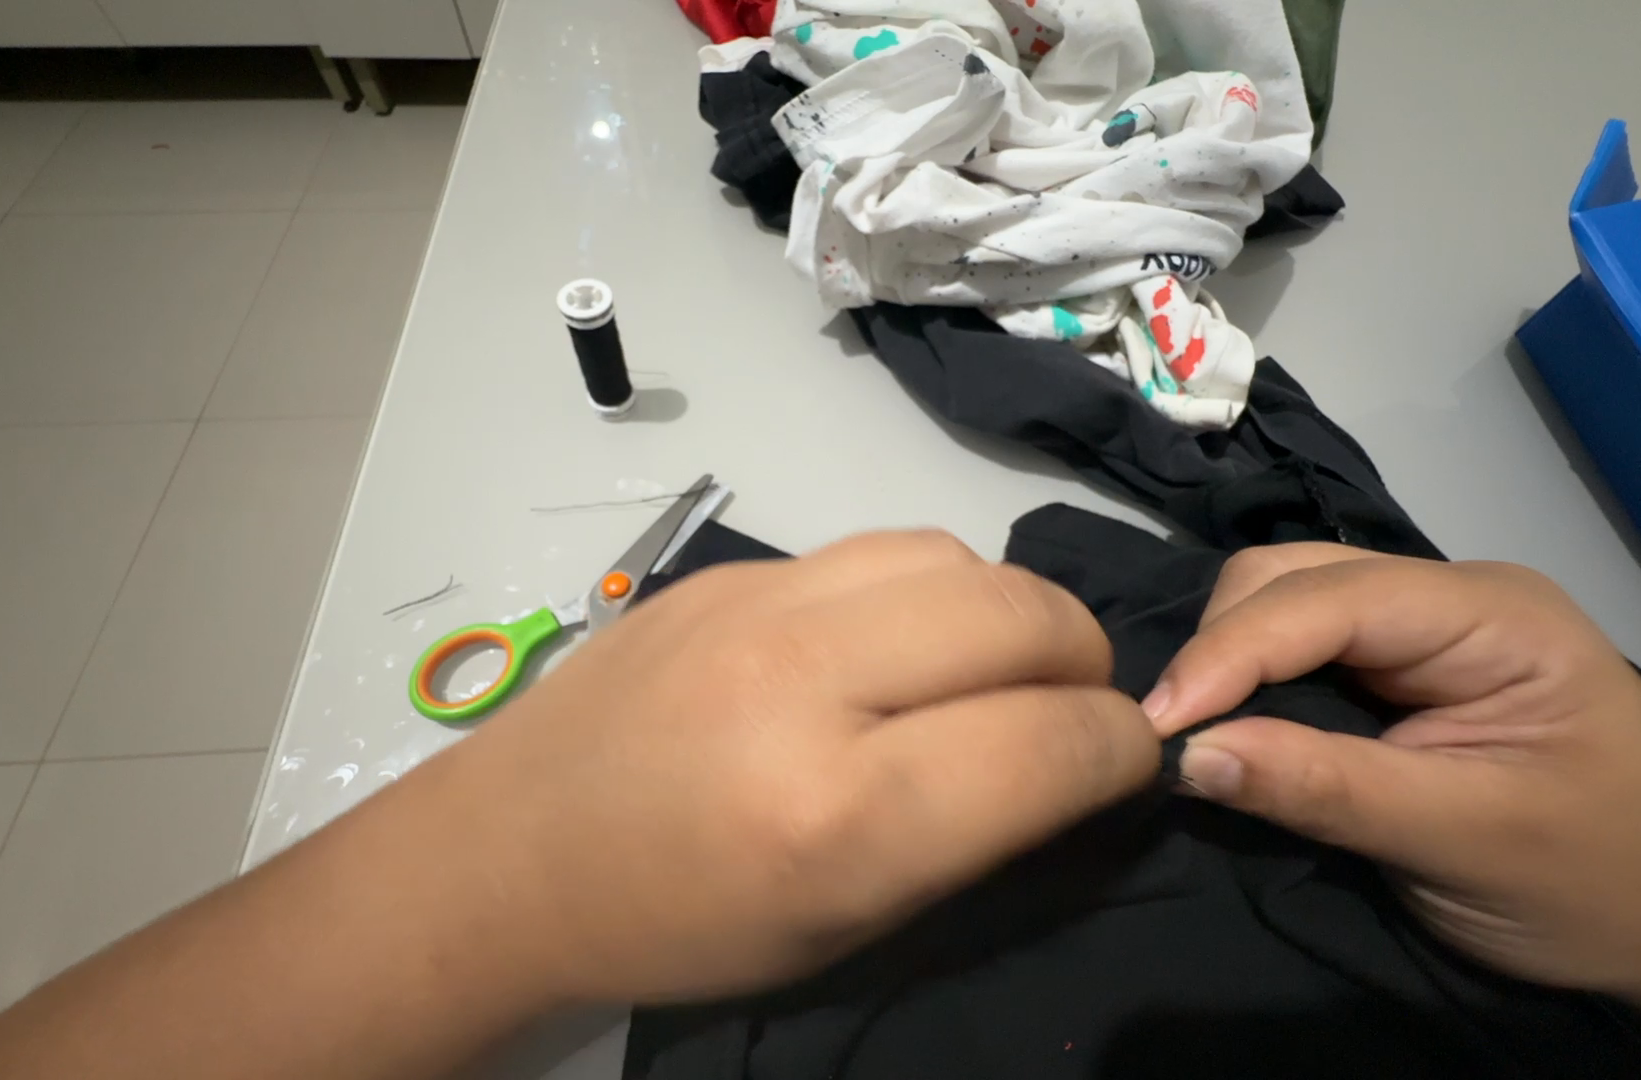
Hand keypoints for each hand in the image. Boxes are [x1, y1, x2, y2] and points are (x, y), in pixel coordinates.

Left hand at [444, 530, 1160, 1004]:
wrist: (518, 845)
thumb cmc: (681, 920)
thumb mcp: (845, 923)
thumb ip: (975, 834)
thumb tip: (1071, 758)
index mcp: (839, 812)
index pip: (1050, 743)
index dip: (1118, 750)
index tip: (1122, 758)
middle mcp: (804, 681)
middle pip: (1019, 613)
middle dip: (1081, 658)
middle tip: (1071, 700)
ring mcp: (759, 603)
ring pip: (953, 556)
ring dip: (1006, 607)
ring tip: (992, 657)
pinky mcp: (731, 568)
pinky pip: (875, 549)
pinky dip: (924, 589)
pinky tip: (901, 634)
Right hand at [1145, 545, 1640, 1052]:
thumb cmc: (1598, 888)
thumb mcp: (1464, 844)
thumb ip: (1322, 789)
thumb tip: (1187, 755)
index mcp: (1494, 617)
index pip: (1329, 601)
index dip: (1231, 652)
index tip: (1161, 723)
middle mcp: (1442, 595)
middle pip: (1285, 575)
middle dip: (1218, 644)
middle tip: (1173, 727)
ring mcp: (1409, 620)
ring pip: (1270, 594)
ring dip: (1219, 653)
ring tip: (1192, 720)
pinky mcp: (1381, 655)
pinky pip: (1281, 634)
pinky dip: (1235, 668)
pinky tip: (1222, 710)